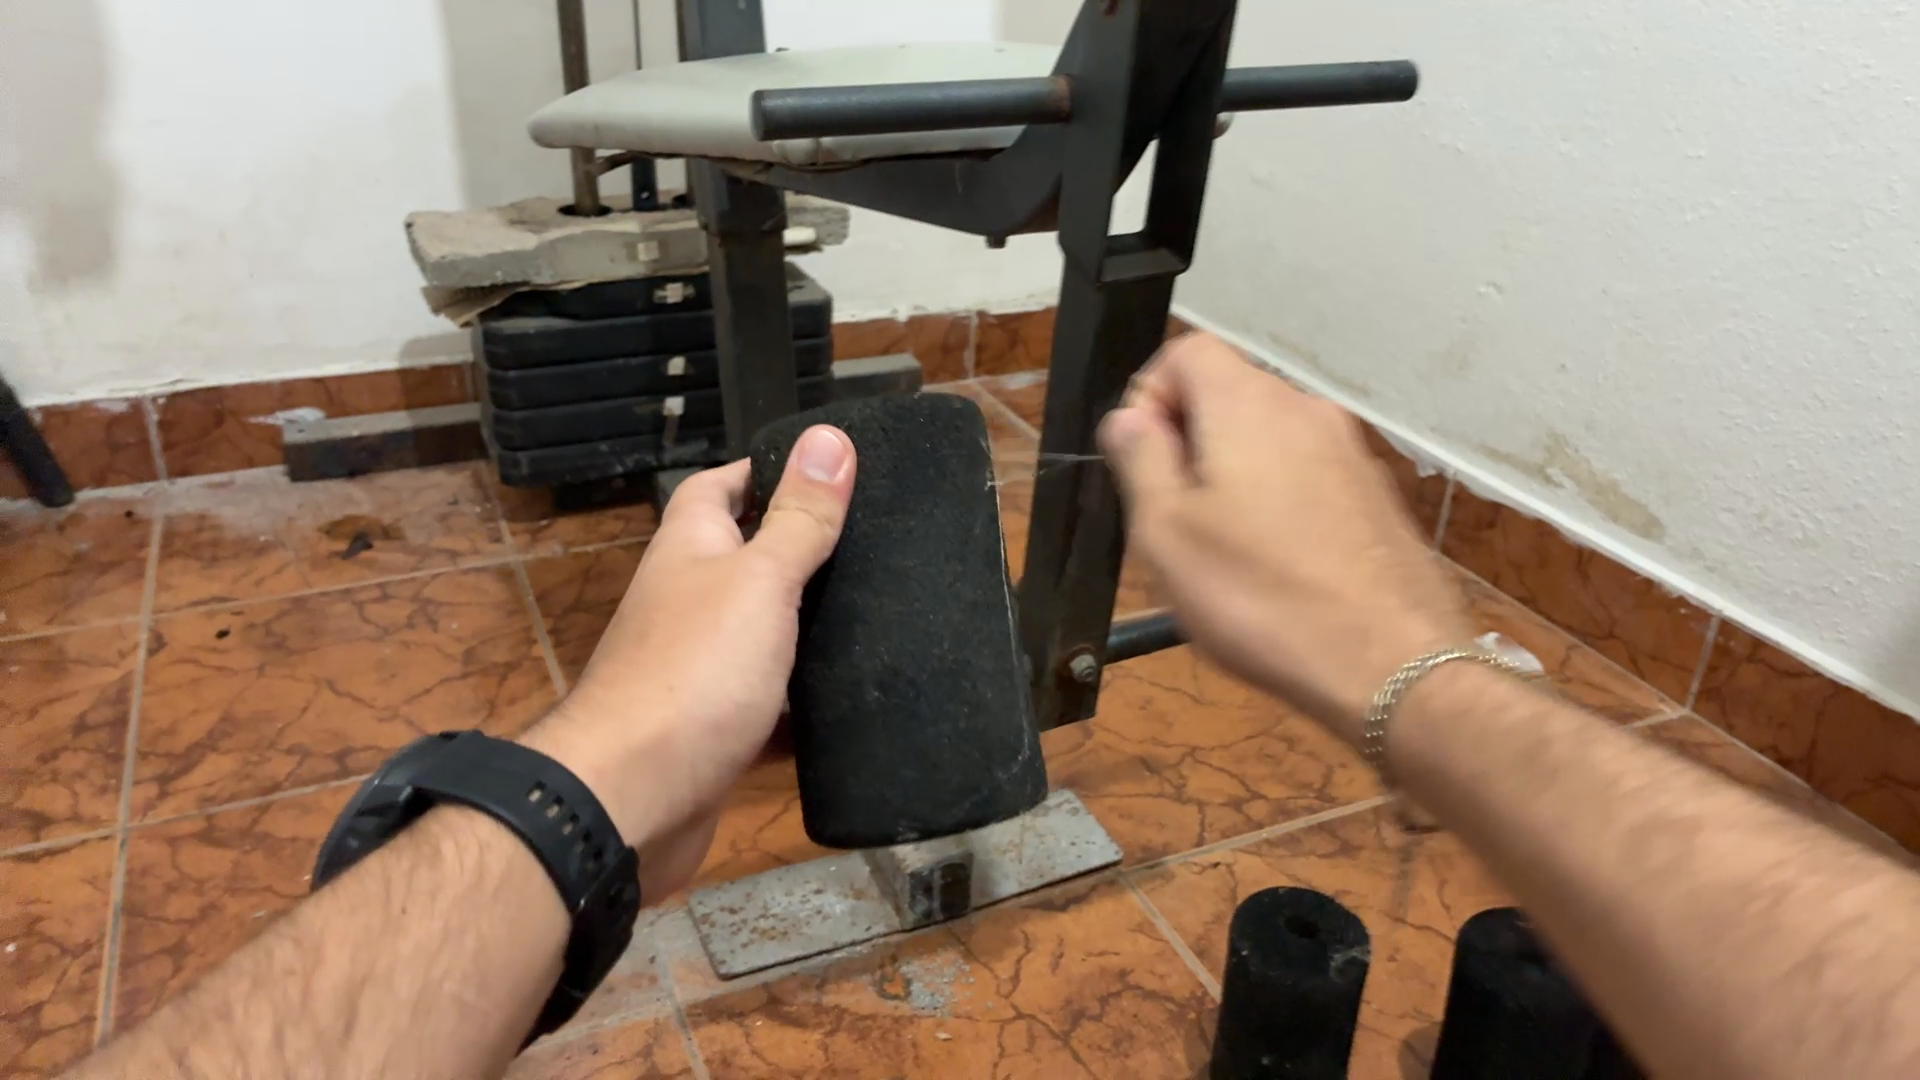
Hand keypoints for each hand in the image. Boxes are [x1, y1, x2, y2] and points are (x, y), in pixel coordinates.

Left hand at [520, 425, 856, 899]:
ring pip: (766, 629)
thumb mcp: (761, 581)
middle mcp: (690, 600)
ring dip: (811, 623)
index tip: (828, 468)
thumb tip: (830, 435)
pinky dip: (807, 695)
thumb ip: (799, 517)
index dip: (767, 469)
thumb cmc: (696, 671)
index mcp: (692, 550)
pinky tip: (856, 691)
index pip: (721, 486)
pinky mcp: (720, 722)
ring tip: (881, 609)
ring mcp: (703, 665)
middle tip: (875, 542)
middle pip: (750, 557)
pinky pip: (773, 695)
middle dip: (804, 548)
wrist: (633, 801)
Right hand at [1098, 334, 1468, 745]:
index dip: (1149, 396)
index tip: (1141, 461)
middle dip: (1186, 442)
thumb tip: (1129, 416)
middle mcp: (1306, 410)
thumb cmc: (1256, 595)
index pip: (1186, 351)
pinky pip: (1304, 474)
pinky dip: (1274, 500)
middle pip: (1227, 394)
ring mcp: (1350, 452)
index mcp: (1248, 405)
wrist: (1388, 666)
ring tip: (1219, 551)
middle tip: (1172, 517)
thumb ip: (1140, 458)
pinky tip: (1273, 566)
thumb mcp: (1165, 530)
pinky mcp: (1375, 496)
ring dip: (1228, 475)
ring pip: (1265, 439)